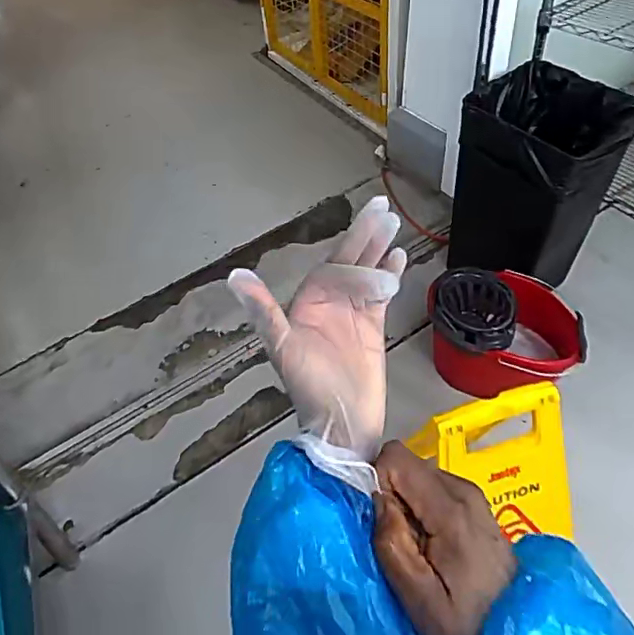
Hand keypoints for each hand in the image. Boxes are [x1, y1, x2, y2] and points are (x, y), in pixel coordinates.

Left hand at [226, 196, 406, 456]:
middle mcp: (330, 302)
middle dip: (366, 235)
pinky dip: (390, 275)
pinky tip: (399, 258)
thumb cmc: (310, 390)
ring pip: (368, 272)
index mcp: (308, 303)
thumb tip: (234, 276)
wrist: (343, 426)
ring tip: (394, 225)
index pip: (333, 266)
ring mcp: (352, 312)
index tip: (378, 233)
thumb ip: (264, 311)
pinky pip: (381, 293)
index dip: (356, 249)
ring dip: (380, 250)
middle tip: (383, 207)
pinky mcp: (372, 325)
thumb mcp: (283, 349)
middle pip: (350, 260)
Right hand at [372, 442, 516, 634]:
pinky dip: (422, 508)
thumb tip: (376, 499)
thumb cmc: (469, 621)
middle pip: (408, 464)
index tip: (382, 523)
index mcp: (450, 507)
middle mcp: (462, 487)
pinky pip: (434, 487)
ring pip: (419, 474)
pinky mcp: (473, 500)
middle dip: (392, 498)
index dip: (379, 483)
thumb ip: (394, 547)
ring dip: (406, 505)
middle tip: (402, 543)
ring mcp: (470, 491)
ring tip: (418, 548)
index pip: (396, 457)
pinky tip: (432, 544)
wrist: (515, 625)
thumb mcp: (424, 602)